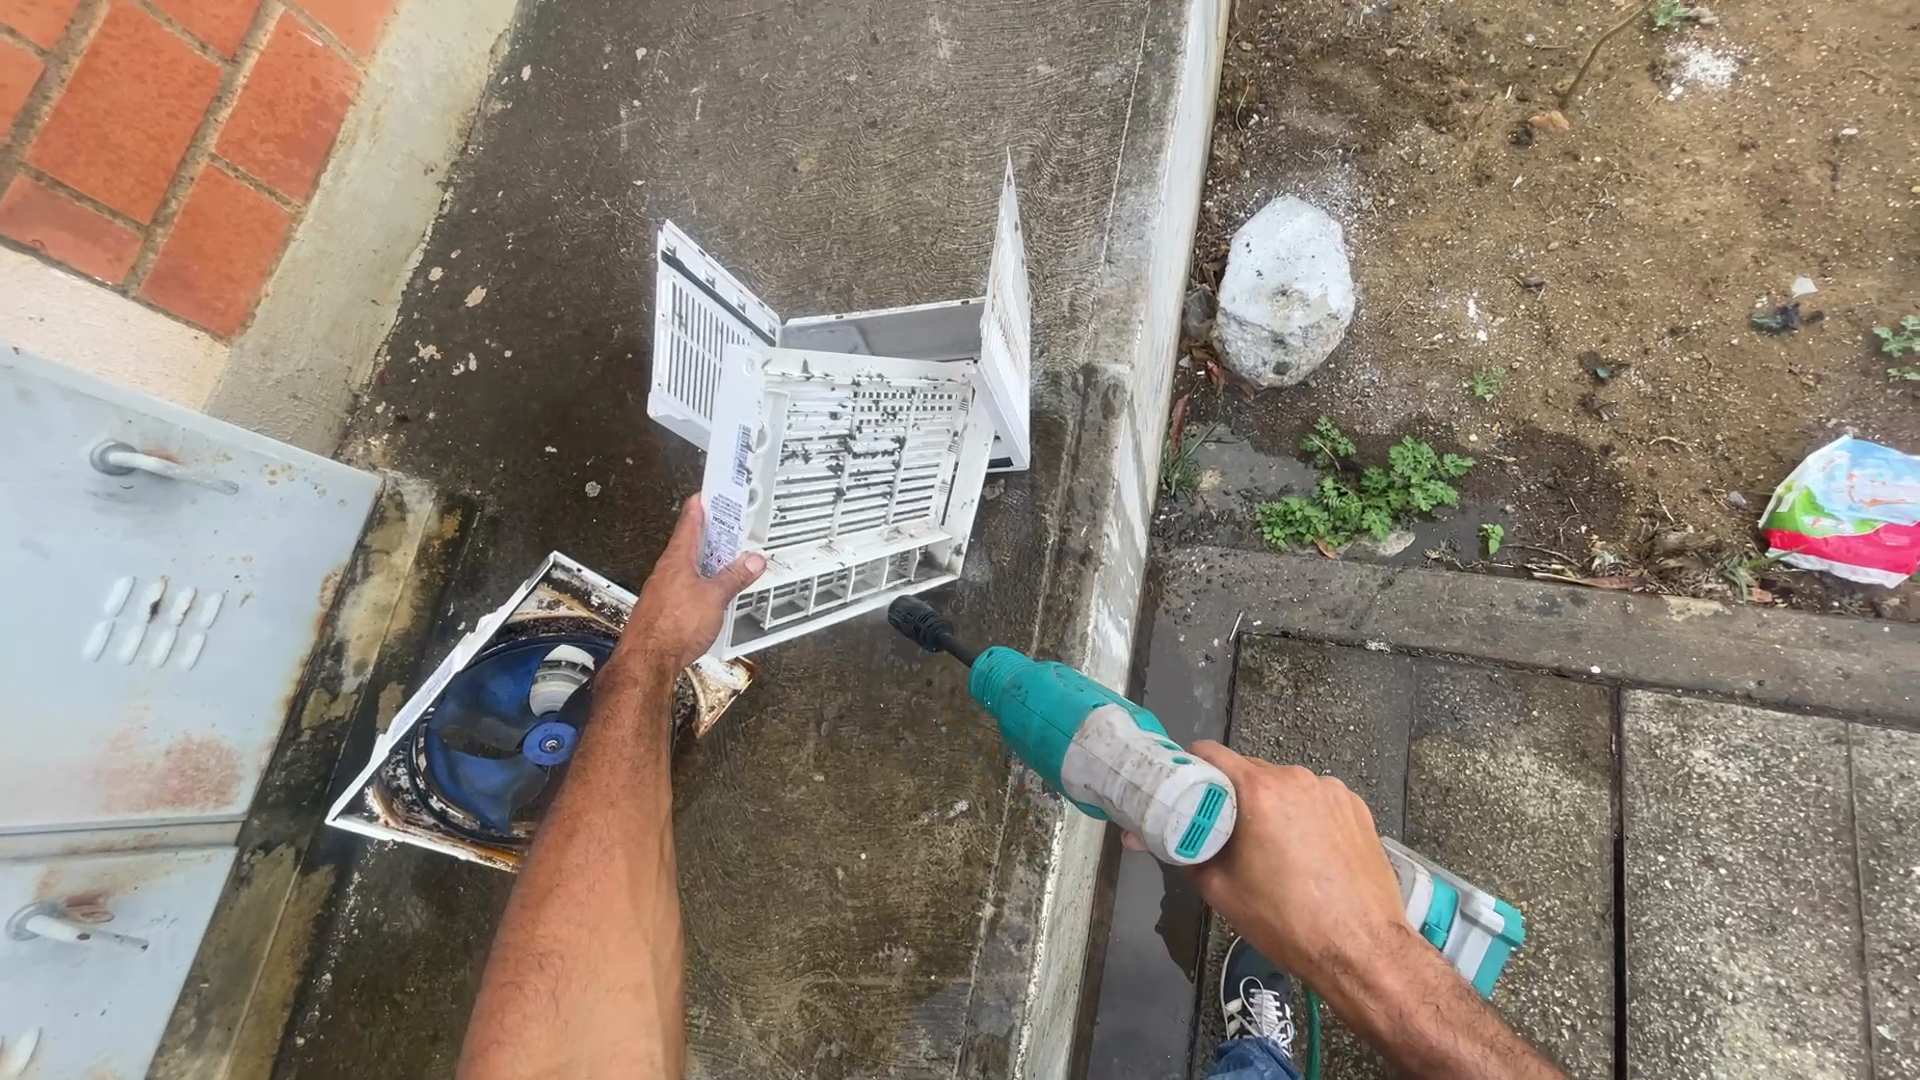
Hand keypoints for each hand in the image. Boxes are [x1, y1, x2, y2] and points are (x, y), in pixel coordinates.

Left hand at [617, 495, 765, 673]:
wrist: (648, 660)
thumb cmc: (672, 627)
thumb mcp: (715, 597)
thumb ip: (735, 577)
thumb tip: (752, 561)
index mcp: (677, 559)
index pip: (689, 522)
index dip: (700, 506)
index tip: (706, 494)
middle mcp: (667, 571)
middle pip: (690, 544)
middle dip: (711, 535)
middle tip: (728, 527)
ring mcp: (664, 590)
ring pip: (688, 567)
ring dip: (708, 561)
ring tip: (728, 562)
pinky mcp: (664, 609)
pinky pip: (686, 586)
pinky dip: (701, 582)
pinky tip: (711, 593)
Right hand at [1183, 742, 1417, 993]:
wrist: (1364, 953)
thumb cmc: (1288, 922)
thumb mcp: (1218, 889)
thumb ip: (1181, 852)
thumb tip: (1147, 839)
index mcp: (1258, 790)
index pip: (1209, 752)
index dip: (1191, 768)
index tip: (1186, 791)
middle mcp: (1295, 779)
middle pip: (1247, 769)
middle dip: (1232, 793)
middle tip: (1224, 830)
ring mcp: (1331, 791)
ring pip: (1282, 784)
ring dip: (1270, 804)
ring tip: (1271, 847)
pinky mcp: (1356, 808)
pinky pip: (1315, 798)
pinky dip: (1304, 814)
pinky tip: (1307, 850)